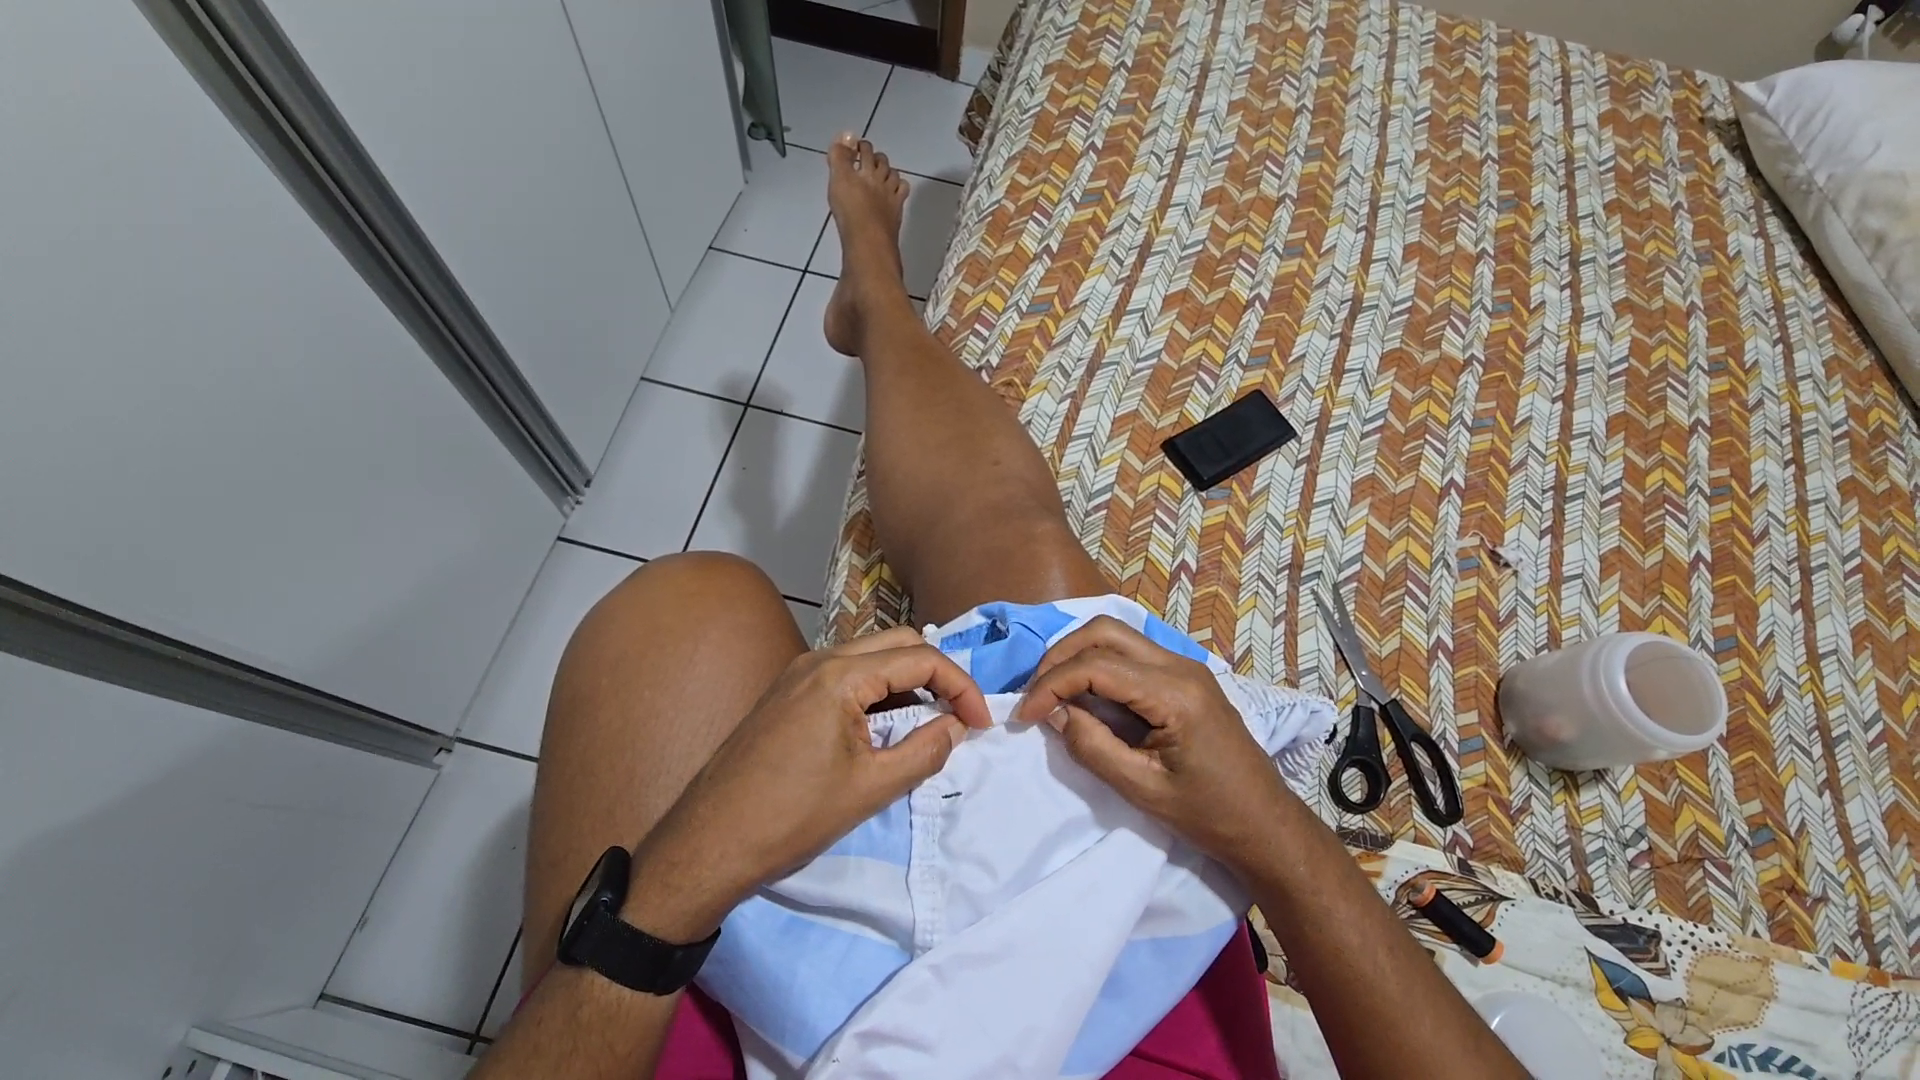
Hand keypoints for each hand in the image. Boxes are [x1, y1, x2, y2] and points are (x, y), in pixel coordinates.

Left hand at [622, 627, 991, 941]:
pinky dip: (874, 693)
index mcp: (840, 675)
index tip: (981, 724)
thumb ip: (925, 750)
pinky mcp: (784, 694)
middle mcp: (818, 659)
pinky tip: (880, 732)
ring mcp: (796, 674)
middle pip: (897, 644)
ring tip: (923, 729)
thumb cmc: (792, 818)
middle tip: (957, 718)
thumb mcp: (871, 789)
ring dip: (904, 684)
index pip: (920, 658)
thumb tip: (956, 726)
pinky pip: (843, 676)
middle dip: (936, 675)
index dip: (960, 687)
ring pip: (869, 658)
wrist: (708, 844)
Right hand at [1012, 616, 1291, 867]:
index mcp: (1174, 693)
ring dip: (1077, 656)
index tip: (1025, 716)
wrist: (1265, 824)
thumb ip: (1093, 748)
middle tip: (1035, 696)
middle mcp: (1180, 666)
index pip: (1096, 665)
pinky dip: (1097, 665)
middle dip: (1060, 657)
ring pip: (1116, 636)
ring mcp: (1185, 667)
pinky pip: (1131, 654)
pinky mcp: (1184, 677)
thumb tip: (1055, 714)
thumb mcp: (1143, 790)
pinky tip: (1082, 696)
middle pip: (1104, 631)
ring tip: (1052, 694)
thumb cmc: (1209, 814)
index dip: (1052, 684)